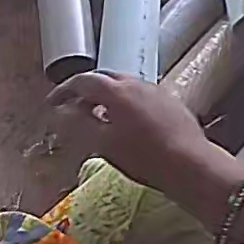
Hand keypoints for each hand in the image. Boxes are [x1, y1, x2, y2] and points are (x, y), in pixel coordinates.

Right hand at [46, 71, 239, 195]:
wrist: (191, 165)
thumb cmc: (143, 157)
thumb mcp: (103, 144)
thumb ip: (80, 124)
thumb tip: (65, 112)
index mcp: (116, 91)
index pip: (83, 81)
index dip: (64, 90)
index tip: (53, 102)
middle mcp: (136, 83)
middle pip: (105, 78)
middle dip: (86, 90)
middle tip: (74, 108)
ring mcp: (156, 90)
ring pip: (124, 85)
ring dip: (106, 96)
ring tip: (99, 117)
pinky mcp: (171, 102)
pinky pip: (140, 95)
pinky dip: (125, 103)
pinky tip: (126, 123)